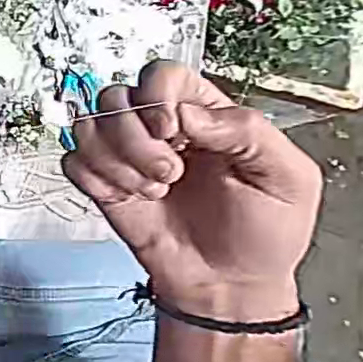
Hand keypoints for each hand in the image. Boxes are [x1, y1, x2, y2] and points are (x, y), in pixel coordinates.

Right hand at [63, 61, 321, 320]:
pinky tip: (128, 196)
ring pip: (88, 124)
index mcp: (204, 113)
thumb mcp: (287, 178)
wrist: (230, 287)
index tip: (172, 133)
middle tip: (169, 173)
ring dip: (117, 161)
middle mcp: (160, 127)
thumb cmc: (263, 234)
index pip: (162, 75)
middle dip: (136, 139)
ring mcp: (127, 155)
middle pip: (116, 96)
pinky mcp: (104, 183)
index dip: (158, 98)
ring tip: (151, 189)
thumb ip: (248, 132)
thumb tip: (189, 112)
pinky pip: (74, 160)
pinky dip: (96, 179)